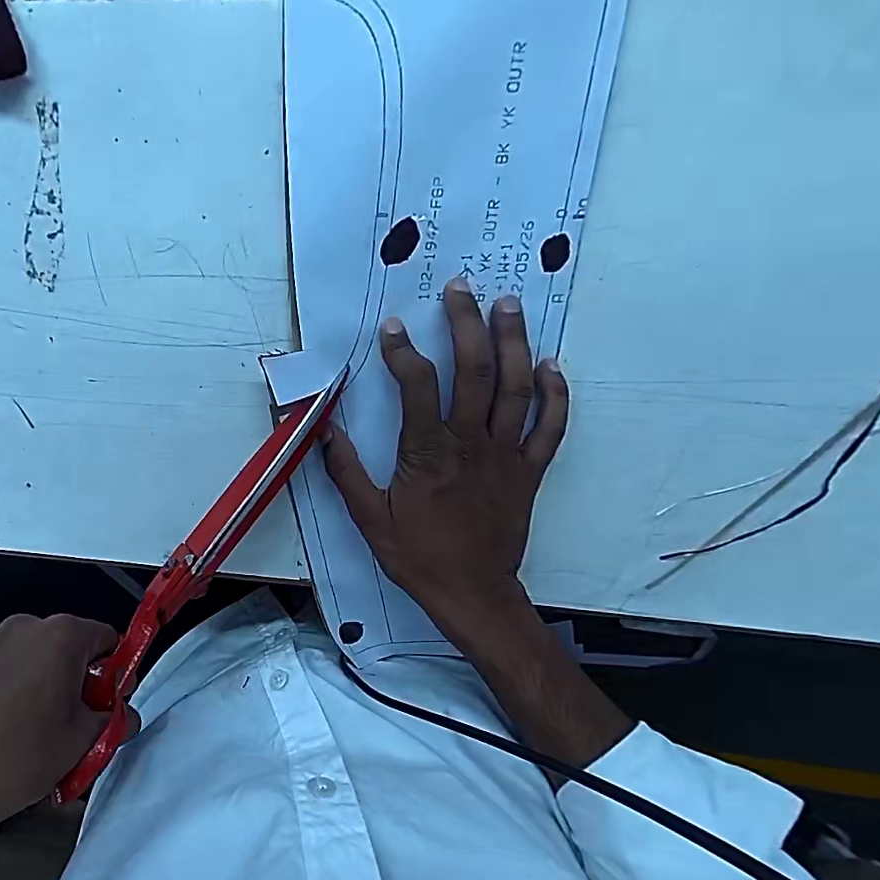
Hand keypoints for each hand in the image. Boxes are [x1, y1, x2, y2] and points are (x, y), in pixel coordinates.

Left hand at [0, 614, 118, 837]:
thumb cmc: (12, 760)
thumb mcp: (84, 741)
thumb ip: (115, 719)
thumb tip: (122, 714)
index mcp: (59, 637)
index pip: (108, 638)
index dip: (117, 670)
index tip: (113, 697)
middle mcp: (23, 629)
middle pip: (71, 646)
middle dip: (82, 681)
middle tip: (81, 721)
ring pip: (38, 658)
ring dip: (50, 686)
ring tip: (44, 732)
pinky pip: (8, 668)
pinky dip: (19, 689)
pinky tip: (14, 728)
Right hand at [323, 283, 568, 642]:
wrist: (470, 591)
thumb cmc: (416, 555)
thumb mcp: (369, 517)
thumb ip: (346, 471)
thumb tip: (324, 430)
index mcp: (427, 452)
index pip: (417, 386)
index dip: (404, 352)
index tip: (394, 327)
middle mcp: (469, 443)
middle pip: (475, 371)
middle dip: (467, 324)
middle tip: (462, 288)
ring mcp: (505, 455)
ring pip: (516, 388)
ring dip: (513, 342)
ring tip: (508, 305)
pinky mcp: (529, 470)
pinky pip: (550, 427)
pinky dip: (555, 394)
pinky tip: (551, 364)